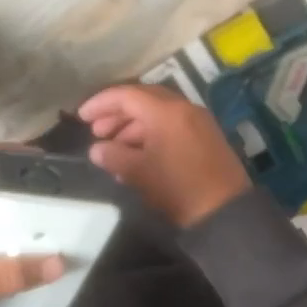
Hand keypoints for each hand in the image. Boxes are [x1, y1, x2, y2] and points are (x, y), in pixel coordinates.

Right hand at [79, 84, 251, 227]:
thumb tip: (97, 149)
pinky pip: (170, 125)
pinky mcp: (205, 137)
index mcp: (166, 112)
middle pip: (142, 100)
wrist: (225, 211)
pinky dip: (149, 134)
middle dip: (116, 113)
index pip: (126, 95)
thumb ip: (112, 156)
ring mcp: (197, 122)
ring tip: (114, 149)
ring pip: (157, 113)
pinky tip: (136, 156)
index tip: (81, 117)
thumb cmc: (177, 187)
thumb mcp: (138, 172)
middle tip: (96, 131)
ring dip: (131, 126)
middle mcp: (183, 109)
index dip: (100, 103)